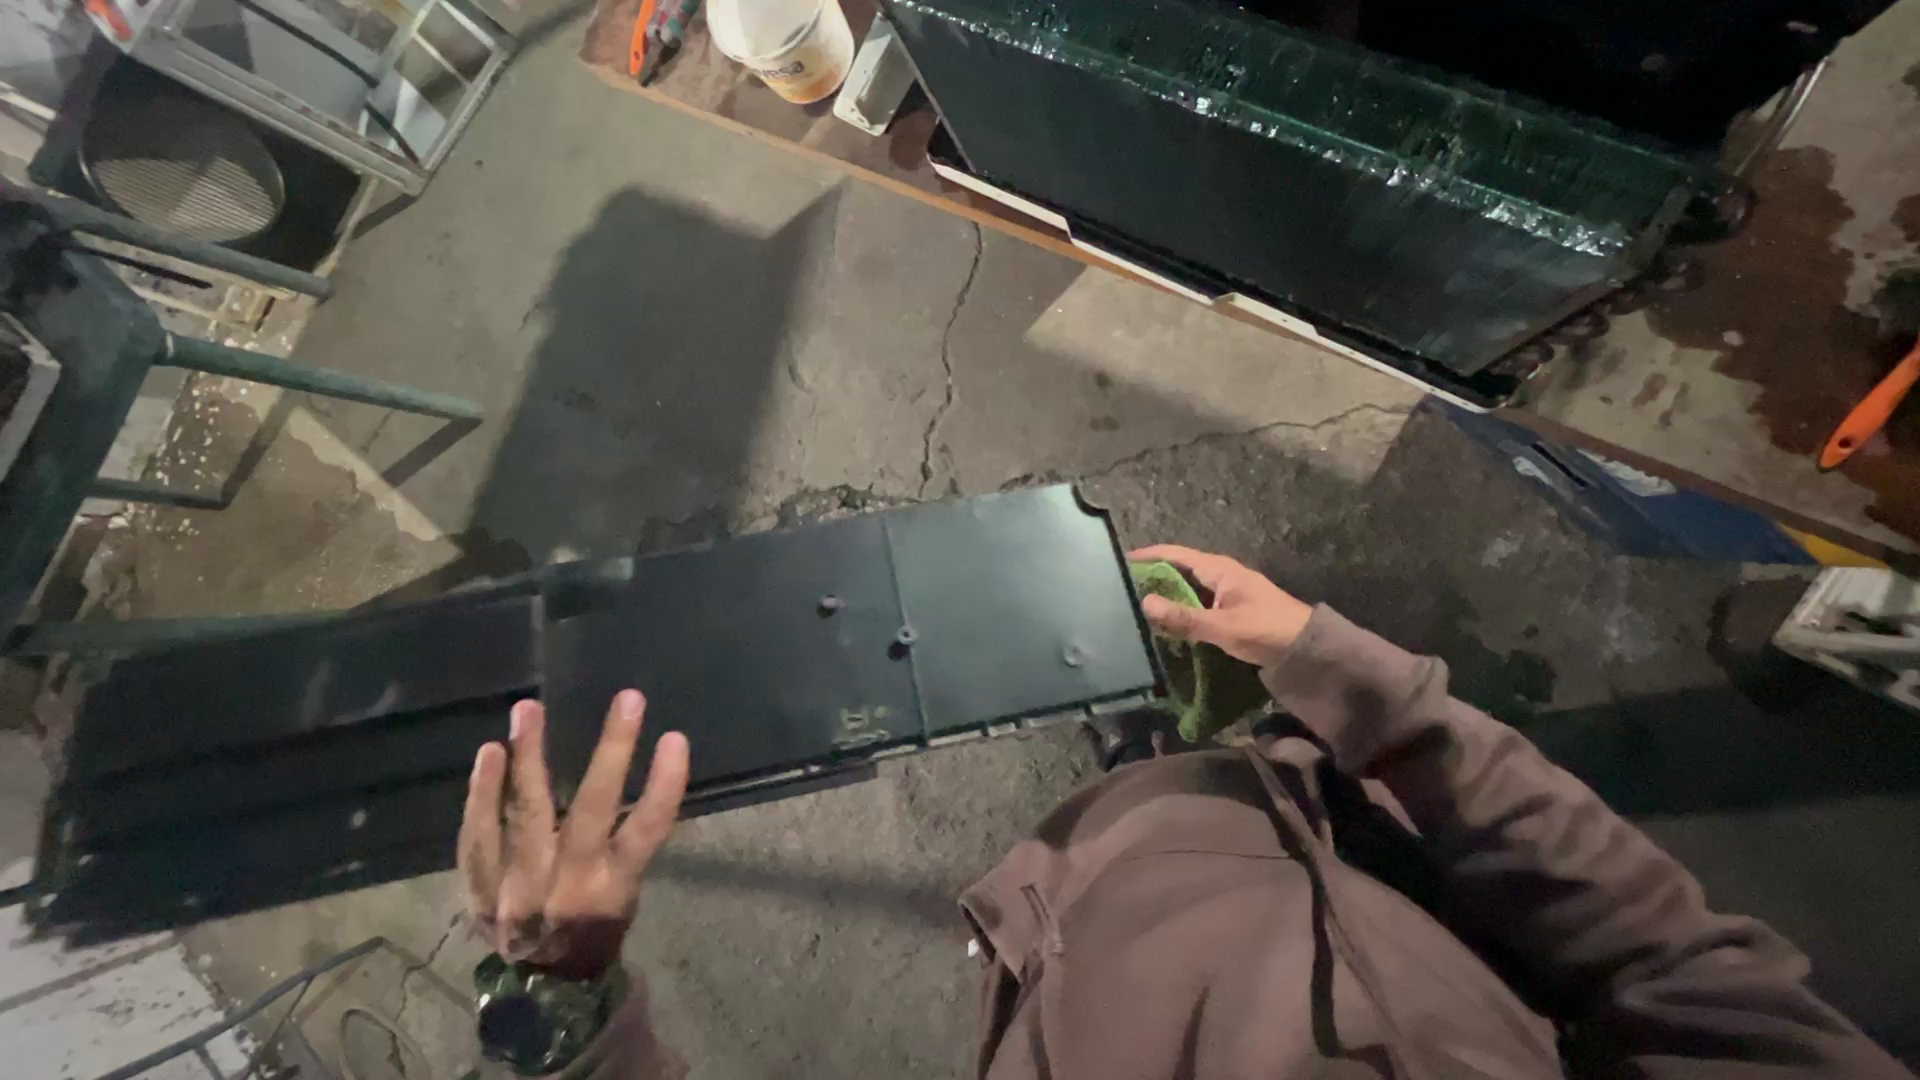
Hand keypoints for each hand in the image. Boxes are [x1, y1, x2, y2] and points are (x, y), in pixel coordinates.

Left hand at [458, 689, 689, 978]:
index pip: (646, 830)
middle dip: (612, 751)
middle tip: (628, 700)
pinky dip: (482, 794)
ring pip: (525, 815)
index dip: (664, 784)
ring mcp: (518, 888)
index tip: (675, 737)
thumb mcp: (628, 890)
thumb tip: (635, 768)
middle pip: (592, 810)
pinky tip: (491, 753)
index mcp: (615, 887)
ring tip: (530, 710)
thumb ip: (629, 840)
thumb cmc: (600, 923)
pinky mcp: (479, 889)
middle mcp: (568, 885)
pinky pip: (478, 836)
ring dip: (530, 758)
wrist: (542, 985)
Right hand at [1130, 544, 1312, 666]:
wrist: (1307, 651)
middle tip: (1120, 590)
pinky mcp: (1227, 612)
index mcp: (1219, 570)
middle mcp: (1219, 577)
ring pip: (1185, 590)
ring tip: (1134, 608)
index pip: (1175, 555)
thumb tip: (1144, 603)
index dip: (1148, 556)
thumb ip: (1184, 617)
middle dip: (1151, 578)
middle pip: (1177, 571)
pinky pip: (1194, 606)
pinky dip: (1178, 612)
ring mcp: (1224, 595)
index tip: (1119, 563)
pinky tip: (1163, 626)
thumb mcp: (1223, 626)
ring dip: (1164, 598)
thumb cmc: (1267, 631)